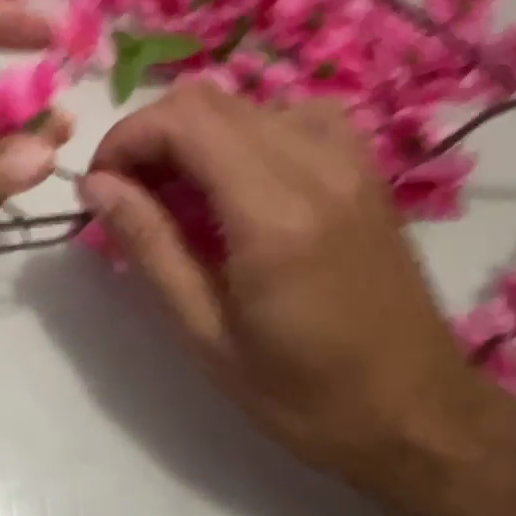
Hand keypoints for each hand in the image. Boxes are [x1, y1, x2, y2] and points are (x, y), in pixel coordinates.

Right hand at [79, 82, 515, 500]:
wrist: (418, 413)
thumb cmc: (303, 394)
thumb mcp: (207, 335)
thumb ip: (151, 247)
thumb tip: (97, 186)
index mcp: (274, 215)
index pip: (183, 122)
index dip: (125, 139)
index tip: (99, 186)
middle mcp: (317, 167)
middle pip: (209, 101)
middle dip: (151, 135)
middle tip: (127, 195)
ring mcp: (350, 162)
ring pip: (247, 103)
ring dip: (195, 134)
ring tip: (177, 193)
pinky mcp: (366, 171)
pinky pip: (291, 117)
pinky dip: (245, 134)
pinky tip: (238, 185)